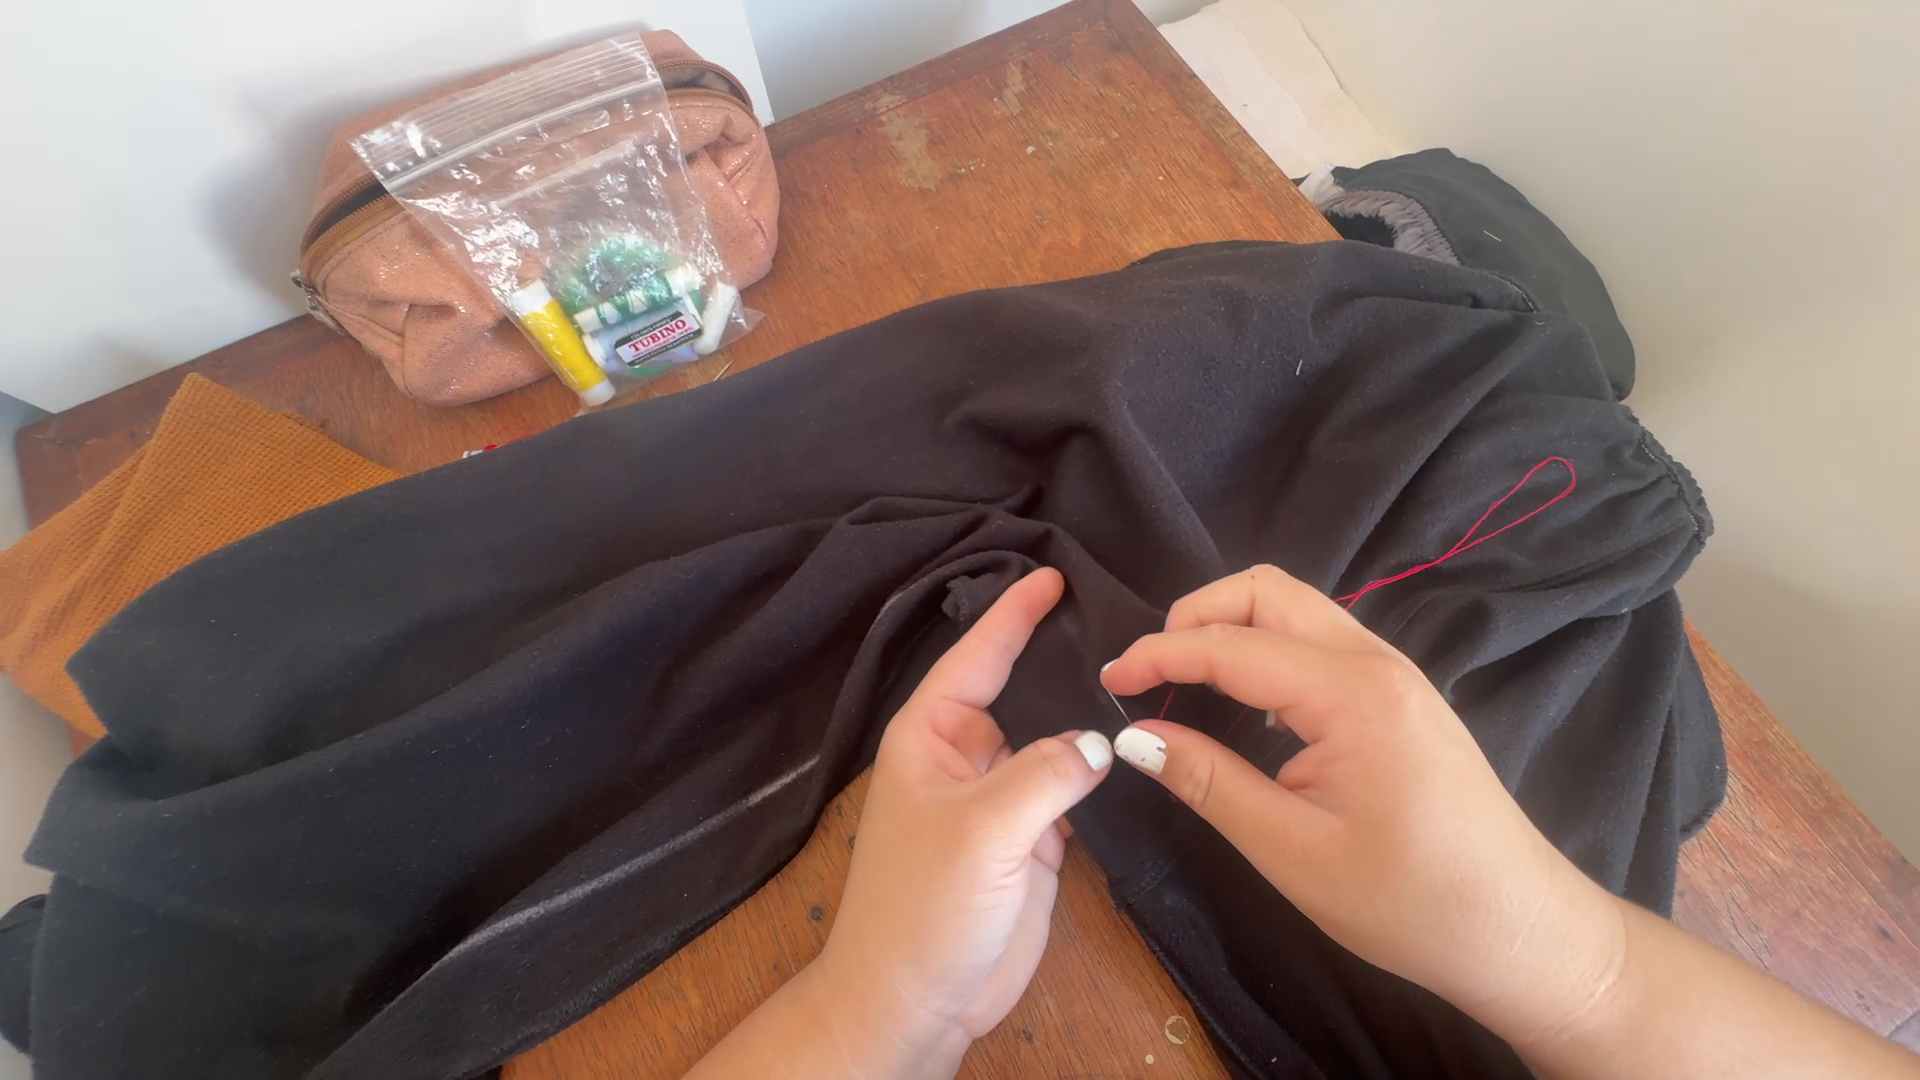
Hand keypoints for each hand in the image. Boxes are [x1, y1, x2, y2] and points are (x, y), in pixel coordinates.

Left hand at [813, 567, 1113, 1069]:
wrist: (919, 999)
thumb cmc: (925, 905)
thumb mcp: (980, 829)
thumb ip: (1044, 774)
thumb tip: (1101, 740)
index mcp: (934, 732)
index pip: (978, 654)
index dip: (1015, 614)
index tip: (1054, 575)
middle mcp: (969, 750)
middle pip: (1020, 687)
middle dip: (1060, 654)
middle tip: (1121, 616)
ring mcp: (1003, 791)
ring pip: (1052, 735)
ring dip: (1085, 709)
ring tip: (1141, 670)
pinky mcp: (1033, 831)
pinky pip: (1071, 781)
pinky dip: (1099, 761)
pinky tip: (1137, 739)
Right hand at [1099, 565, 1625, 1042]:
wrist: (1529, 935)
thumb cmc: (1412, 903)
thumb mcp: (1292, 853)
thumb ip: (1208, 782)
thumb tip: (1133, 737)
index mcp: (1351, 694)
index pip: (1229, 646)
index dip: (1158, 656)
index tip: (1109, 681)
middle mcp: (1372, 659)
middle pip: (1262, 590)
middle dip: (1192, 617)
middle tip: (1152, 673)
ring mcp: (1388, 668)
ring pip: (1287, 602)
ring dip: (1225, 624)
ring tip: (1185, 679)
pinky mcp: (1392, 687)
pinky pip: (1309, 633)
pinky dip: (1258, 643)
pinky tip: (1243, 698)